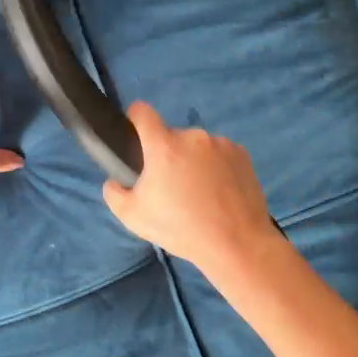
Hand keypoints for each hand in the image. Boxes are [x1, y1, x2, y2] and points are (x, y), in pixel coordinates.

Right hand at [102, 102, 279, 271]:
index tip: (135, 135)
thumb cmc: (181, 228)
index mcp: (164, 146)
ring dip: (193, 162)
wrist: (236, 244)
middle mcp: (193, 137)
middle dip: (167, 156)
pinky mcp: (242, 155)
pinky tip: (220, 194)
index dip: (134, 119)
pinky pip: (220, 155)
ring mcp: (221, 144)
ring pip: (197, 147)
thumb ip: (114, 192)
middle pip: (171, 138)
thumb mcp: (133, 217)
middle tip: (171, 188)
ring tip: (200, 195)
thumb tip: (116, 180)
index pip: (142, 112)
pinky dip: (216, 168)